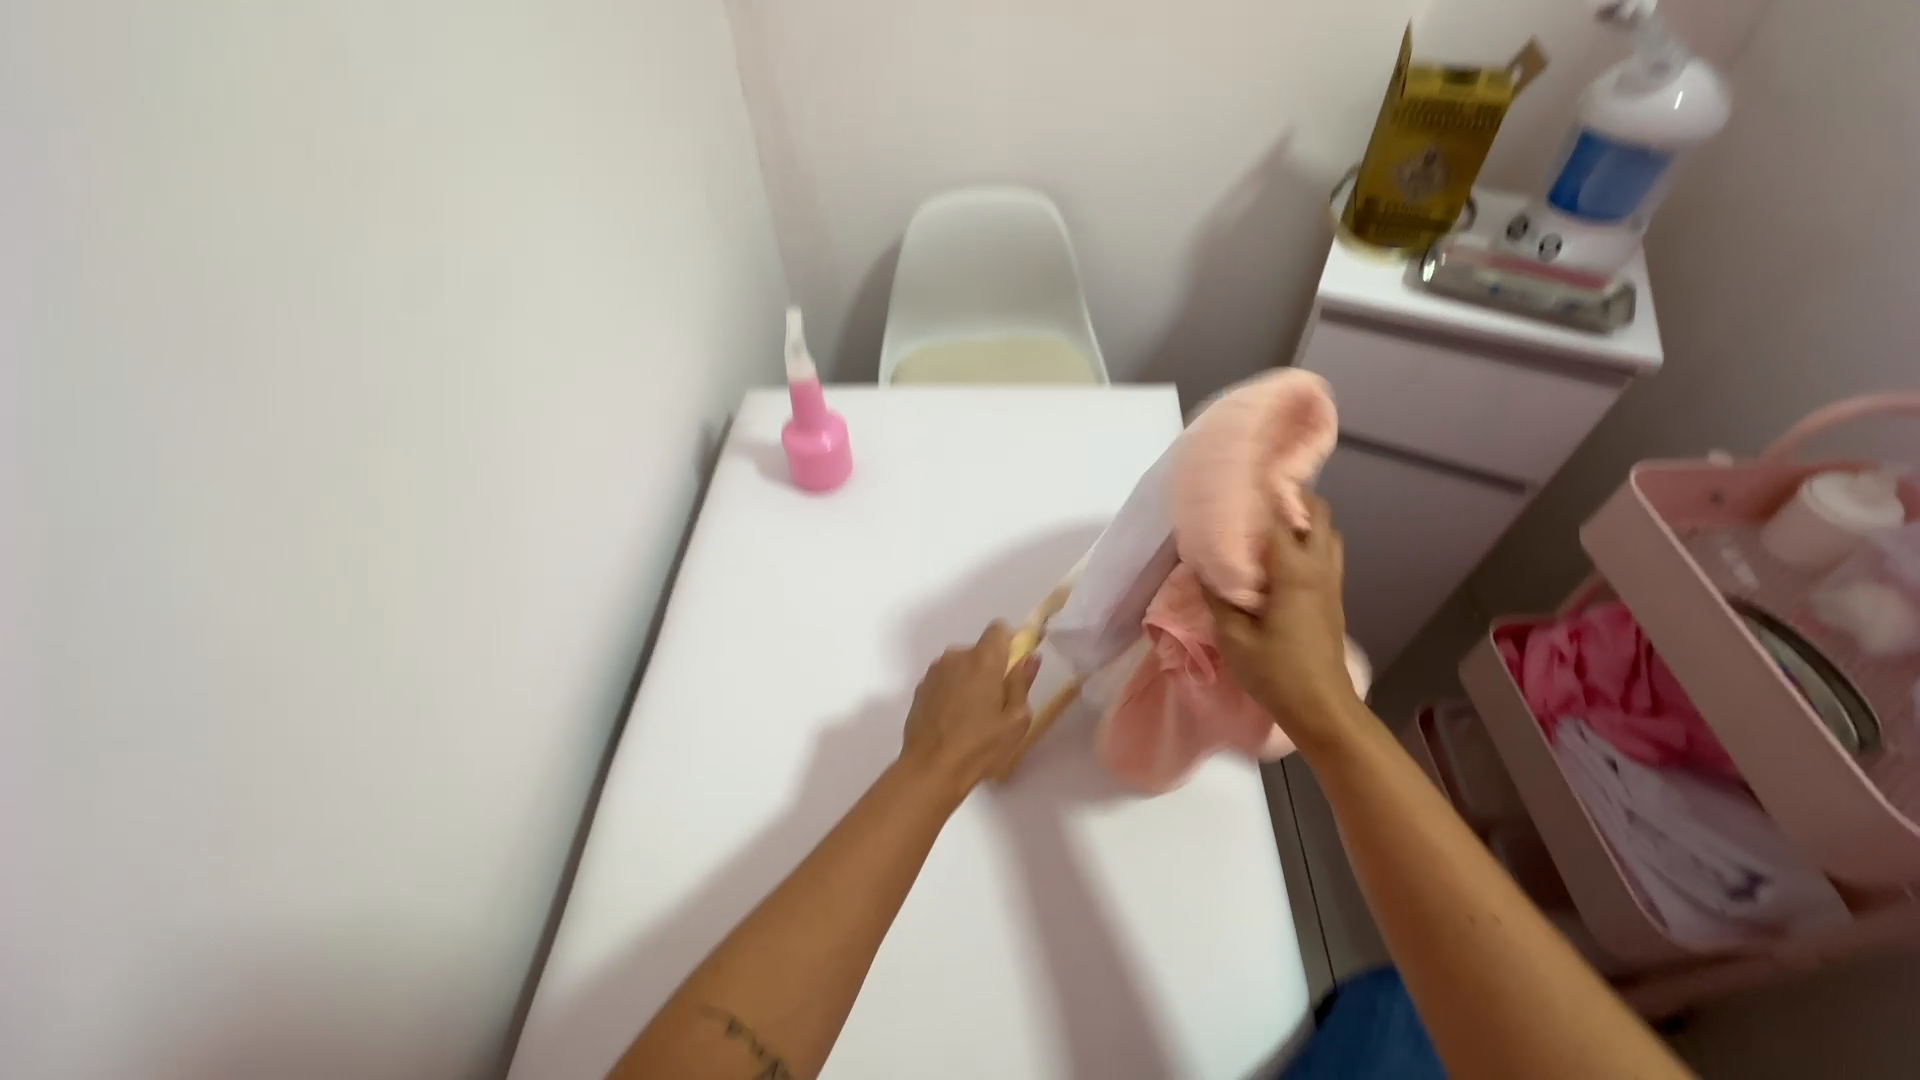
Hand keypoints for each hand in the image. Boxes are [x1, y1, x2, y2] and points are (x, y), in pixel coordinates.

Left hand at [899, 622, 1041, 802]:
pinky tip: (953, 720)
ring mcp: (934, 672)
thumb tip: (1029, 657)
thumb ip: (1022, 682)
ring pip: (960, 665)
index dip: (1010, 643)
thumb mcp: (1016, 720)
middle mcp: (955, 657)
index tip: (1014, 667)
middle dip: (990, 667)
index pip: (999, 629)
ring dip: (970, 679)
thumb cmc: (980, 746)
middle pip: (979, 650)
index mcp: (982, 660)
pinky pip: (944, 679)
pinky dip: (952, 691)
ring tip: (973, 715)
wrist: (931, 768)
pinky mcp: (920, 688)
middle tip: (997, 702)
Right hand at [1207, 495, 1365, 753]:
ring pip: (1325, 533)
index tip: (1238, 484)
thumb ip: (1217, 596)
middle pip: (1316, 512)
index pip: (1280, 515)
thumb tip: (1203, 566)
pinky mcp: (1332, 599)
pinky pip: (1325, 555)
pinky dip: (1306, 544)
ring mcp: (1331, 583)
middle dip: (1290, 499)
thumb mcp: (1232, 636)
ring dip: (1301, 522)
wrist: (1321, 707)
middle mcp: (1318, 567)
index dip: (1259, 495)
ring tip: (1266, 528)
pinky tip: (1277, 561)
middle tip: (1254, 503)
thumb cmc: (1275, 671)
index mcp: (1294, 571)